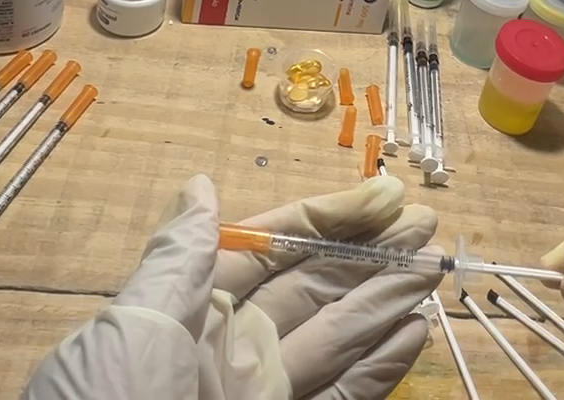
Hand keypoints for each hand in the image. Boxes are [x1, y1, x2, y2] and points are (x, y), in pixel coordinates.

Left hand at [23, 174, 439, 399]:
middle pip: (313, 287)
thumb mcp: (131, 333)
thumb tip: (200, 185)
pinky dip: (379, 369)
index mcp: (189, 312)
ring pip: (335, 338)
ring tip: (433, 267)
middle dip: (370, 252)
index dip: (328, 217)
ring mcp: (259, 397)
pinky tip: (413, 332)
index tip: (383, 194)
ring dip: (386, 300)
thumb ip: (177, 261)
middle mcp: (229, 349)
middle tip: (428, 222)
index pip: (270, 247)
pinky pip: (342, 398)